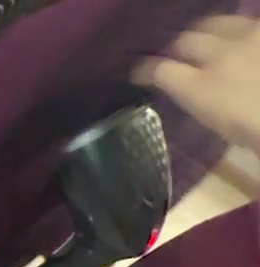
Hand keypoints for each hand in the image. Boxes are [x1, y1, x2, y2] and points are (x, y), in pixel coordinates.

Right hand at [137, 16, 259, 153]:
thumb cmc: (249, 124)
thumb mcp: (209, 117)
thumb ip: (191, 94)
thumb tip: (176, 82)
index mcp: (199, 85)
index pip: (158, 69)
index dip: (143, 71)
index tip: (137, 75)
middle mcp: (222, 54)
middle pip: (186, 39)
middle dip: (174, 47)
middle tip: (172, 55)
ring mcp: (252, 38)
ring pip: (218, 23)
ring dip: (206, 32)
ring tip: (204, 41)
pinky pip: (247, 23)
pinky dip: (235, 29)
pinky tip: (235, 41)